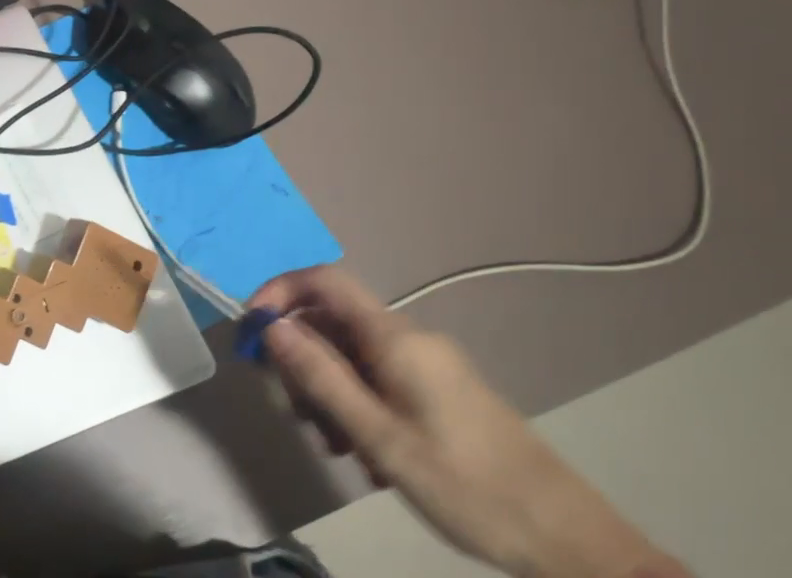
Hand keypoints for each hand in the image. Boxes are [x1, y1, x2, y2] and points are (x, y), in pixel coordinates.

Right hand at [249, 267, 685, 577]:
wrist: (570, 542)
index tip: (252, 332)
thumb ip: (320, 376)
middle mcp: (412, 341)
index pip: (325, 282)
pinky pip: (378, 380)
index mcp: (398, 340)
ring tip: (334, 446)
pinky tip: (365, 455)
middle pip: (332, 323)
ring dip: (327, 392)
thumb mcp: (379, 436)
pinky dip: (356, 406)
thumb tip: (270, 325)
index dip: (279, 292)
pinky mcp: (440, 394)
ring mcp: (429, 367)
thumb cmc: (468, 487)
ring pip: (352, 357)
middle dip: (301, 360)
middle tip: (296, 414)